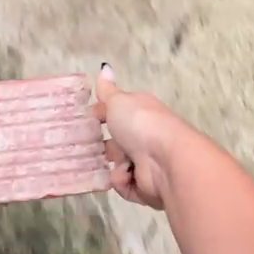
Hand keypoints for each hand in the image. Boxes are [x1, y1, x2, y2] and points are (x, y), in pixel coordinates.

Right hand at [95, 63, 197, 209]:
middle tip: (89, 146)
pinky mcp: (147, 186)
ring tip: (113, 161)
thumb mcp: (118, 101)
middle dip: (103, 144)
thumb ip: (107, 90)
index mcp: (140, 111)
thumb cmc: (140, 123)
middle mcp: (145, 135)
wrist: (167, 161)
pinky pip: (125, 184)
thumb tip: (104, 67)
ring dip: (113, 164)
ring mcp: (147, 161)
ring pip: (118, 163)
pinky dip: (122, 181)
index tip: (86, 119)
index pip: (117, 111)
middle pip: (116, 140)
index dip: (101, 114)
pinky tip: (126, 174)